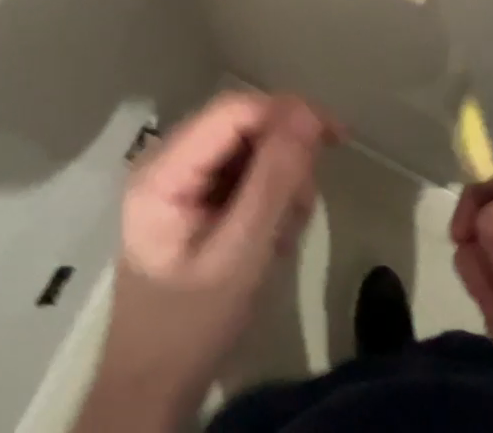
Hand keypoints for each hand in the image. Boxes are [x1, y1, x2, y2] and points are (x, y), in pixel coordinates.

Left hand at [80, 92, 338, 429]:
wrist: (155, 382)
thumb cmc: (191, 324)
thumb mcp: (240, 255)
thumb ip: (273, 183)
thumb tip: (307, 116)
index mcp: (164, 168)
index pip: (233, 111)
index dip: (287, 112)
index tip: (338, 137)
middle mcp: (168, 160)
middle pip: (243, 127)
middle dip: (284, 159)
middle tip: (301, 211)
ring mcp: (181, 179)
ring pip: (250, 151)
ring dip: (279, 185)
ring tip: (279, 237)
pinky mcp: (196, 198)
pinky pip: (245, 176)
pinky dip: (269, 201)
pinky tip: (269, 240)